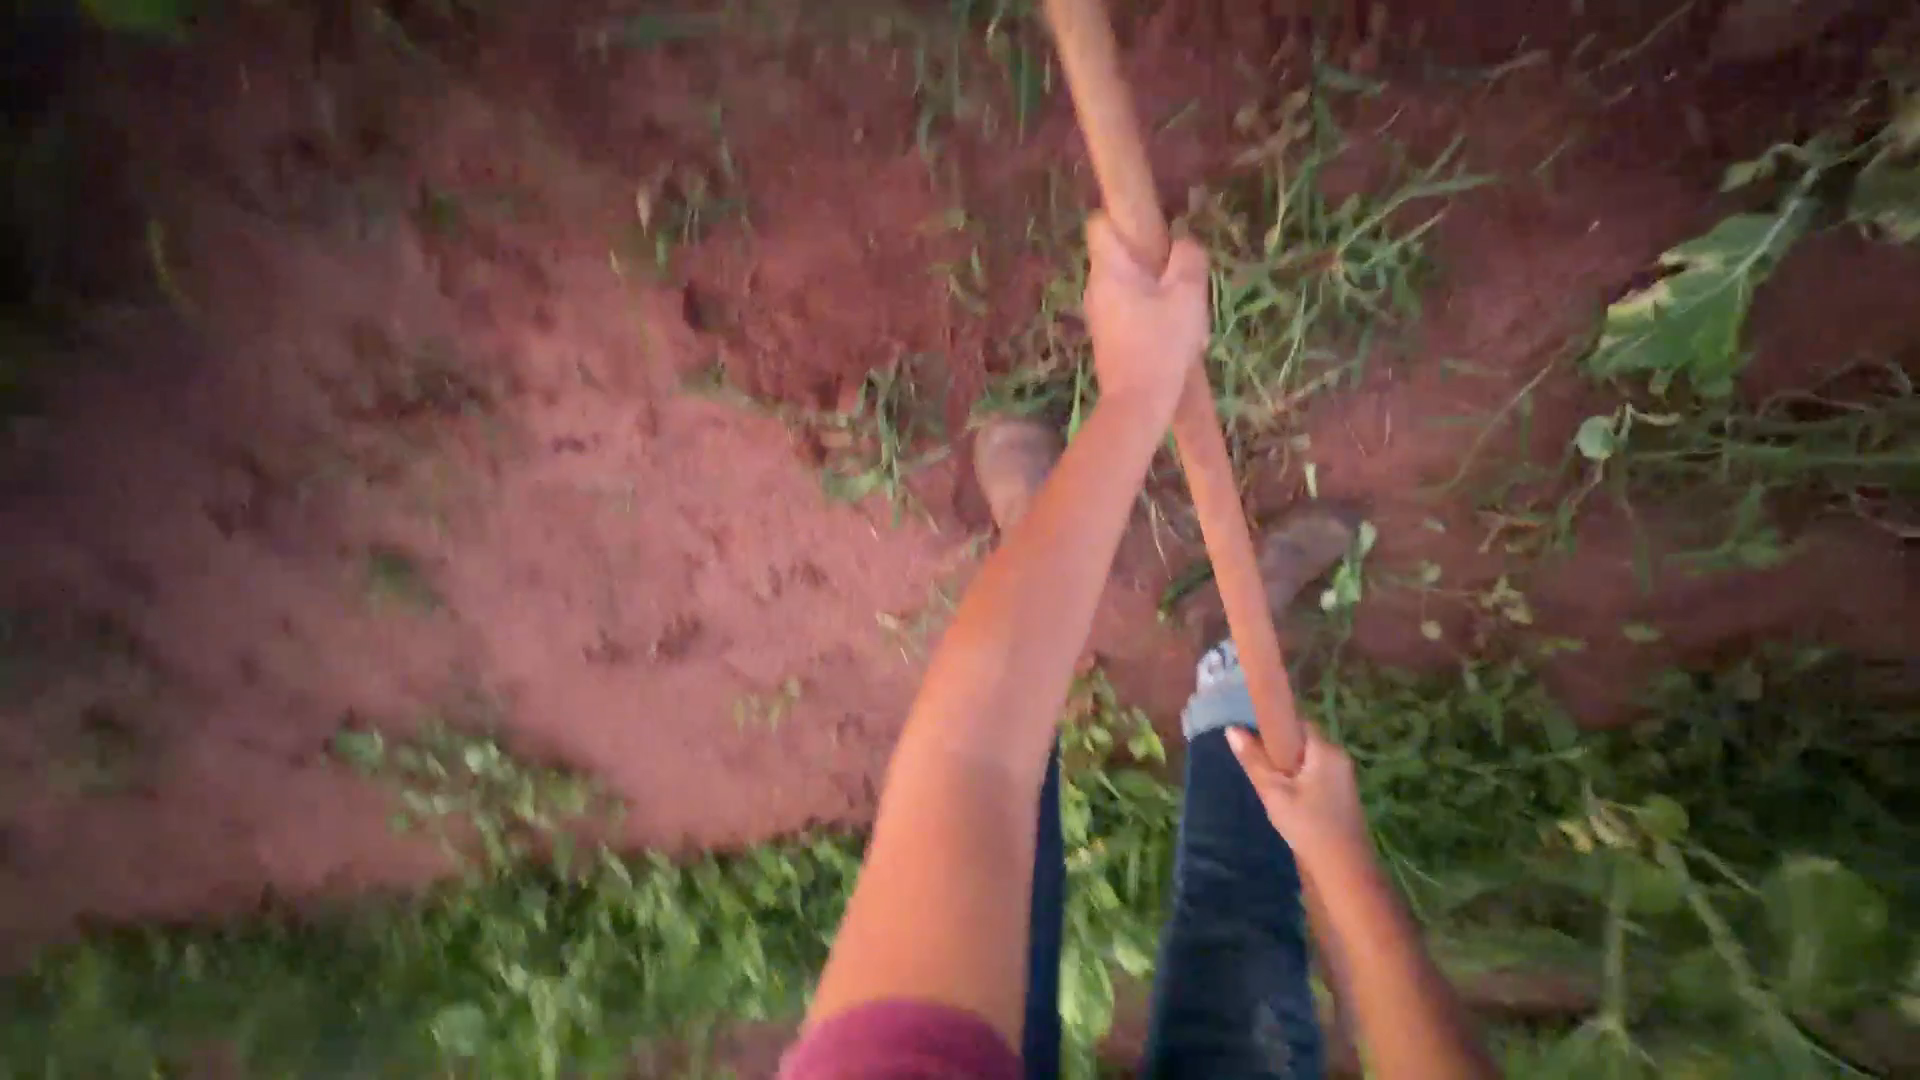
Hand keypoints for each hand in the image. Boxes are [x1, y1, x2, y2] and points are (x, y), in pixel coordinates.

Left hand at [1083, 214, 1209, 414]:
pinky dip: (1153, 316)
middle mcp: (1096, 290)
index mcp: (1107, 271)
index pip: (1100, 223)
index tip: (1156, 230)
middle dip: (1154, 260)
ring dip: (1160, 292)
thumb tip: (1182, 243)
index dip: (1125, 216)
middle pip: (1123, 256)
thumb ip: (1188, 259)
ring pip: (1132, 286)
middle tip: (1182, 277)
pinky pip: (1133, 312)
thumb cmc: (1161, 345)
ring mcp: (1100, 316)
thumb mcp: (1187, 294)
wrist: (1138, 404)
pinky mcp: (1109, 338)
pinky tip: (1176, 337)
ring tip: (1184, 312)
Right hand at [1227, 725, 1373, 870]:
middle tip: (1258, 764)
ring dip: (1289, 765)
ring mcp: (1344, 776)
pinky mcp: (1343, 793)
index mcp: (1325, 750)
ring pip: (1309, 758)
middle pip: (1303, 739)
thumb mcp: (1273, 791)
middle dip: (1279, 748)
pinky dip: (1300, 778)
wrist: (1344, 868)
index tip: (1253, 736)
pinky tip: (1288, 797)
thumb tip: (1232, 729)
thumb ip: (1253, 759)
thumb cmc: (1306, 824)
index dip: (1274, 725)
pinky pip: (1317, 772)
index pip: (1297, 721)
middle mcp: (1338, 756)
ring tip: (1270, 783)